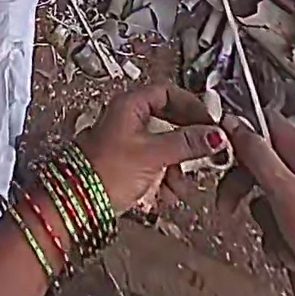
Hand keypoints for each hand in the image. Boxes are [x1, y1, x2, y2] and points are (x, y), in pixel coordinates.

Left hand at [79, 84, 229, 210]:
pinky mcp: (128, 164)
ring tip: (177, 186)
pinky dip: (164, 180)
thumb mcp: (154, 154)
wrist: (79, 203)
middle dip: (186, 144)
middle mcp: (129, 118)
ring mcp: (128, 141)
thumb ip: (186, 143)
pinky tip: (165, 195)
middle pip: (169, 121)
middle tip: (204, 155)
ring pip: (165, 147)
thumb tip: (215, 134)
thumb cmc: (108, 171)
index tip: (209, 123)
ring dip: (176, 169)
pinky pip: (155, 165)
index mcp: (131, 105)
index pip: (168, 93)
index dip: (191, 106)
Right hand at [227, 112, 294, 295]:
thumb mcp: (287, 193)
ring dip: (264, 221)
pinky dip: (278, 241)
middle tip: (228, 204)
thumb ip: (259, 156)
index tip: (221, 149)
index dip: (242, 130)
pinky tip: (290, 256)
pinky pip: (278, 226)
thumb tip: (234, 121)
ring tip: (279, 241)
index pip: (267, 123)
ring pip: (266, 198)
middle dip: (242, 184)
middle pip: (261, 162)